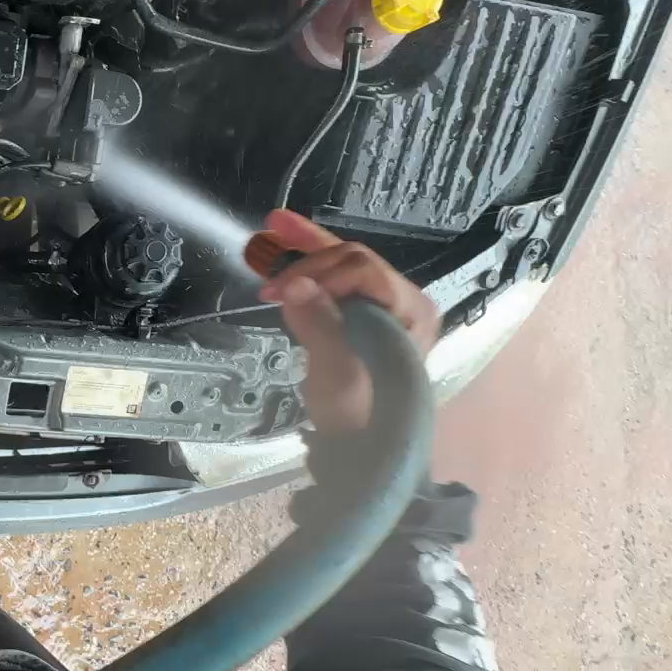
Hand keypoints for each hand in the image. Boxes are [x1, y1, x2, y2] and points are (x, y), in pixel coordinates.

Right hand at [254, 210, 438, 434]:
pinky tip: (282, 242)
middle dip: (306, 257)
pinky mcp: (356, 314)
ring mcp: (379, 306)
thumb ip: (320, 326)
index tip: (274, 292)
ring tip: (272, 225)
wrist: (362, 444)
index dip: (315, 273)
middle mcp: (399, 300)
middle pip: (351, 260)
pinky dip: (305, 261)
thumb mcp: (338, 373)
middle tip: (262, 265)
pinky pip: (331, 279)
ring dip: (304, 246)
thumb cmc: (358, 413)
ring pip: (340, 262)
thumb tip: (292, 284)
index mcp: (409, 310)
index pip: (361, 270)